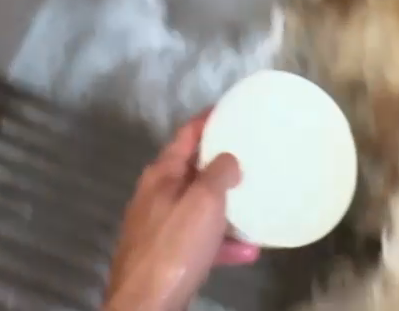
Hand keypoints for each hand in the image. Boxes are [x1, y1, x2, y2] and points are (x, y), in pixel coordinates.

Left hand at [104, 113, 258, 310]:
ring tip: (254, 205)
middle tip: (250, 156)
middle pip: (192, 169)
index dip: (209, 118)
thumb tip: (228, 158)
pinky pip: (196, 239)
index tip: (233, 109)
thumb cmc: (175, 247)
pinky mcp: (163, 257)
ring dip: (224, 207)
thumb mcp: (204, 201)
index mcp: (161, 173)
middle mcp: (155, 194)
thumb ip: (219, 172)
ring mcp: (157, 227)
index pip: (187, 133)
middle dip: (221, 164)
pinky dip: (219, 241)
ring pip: (196, 207)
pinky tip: (246, 251)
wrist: (144, 309)